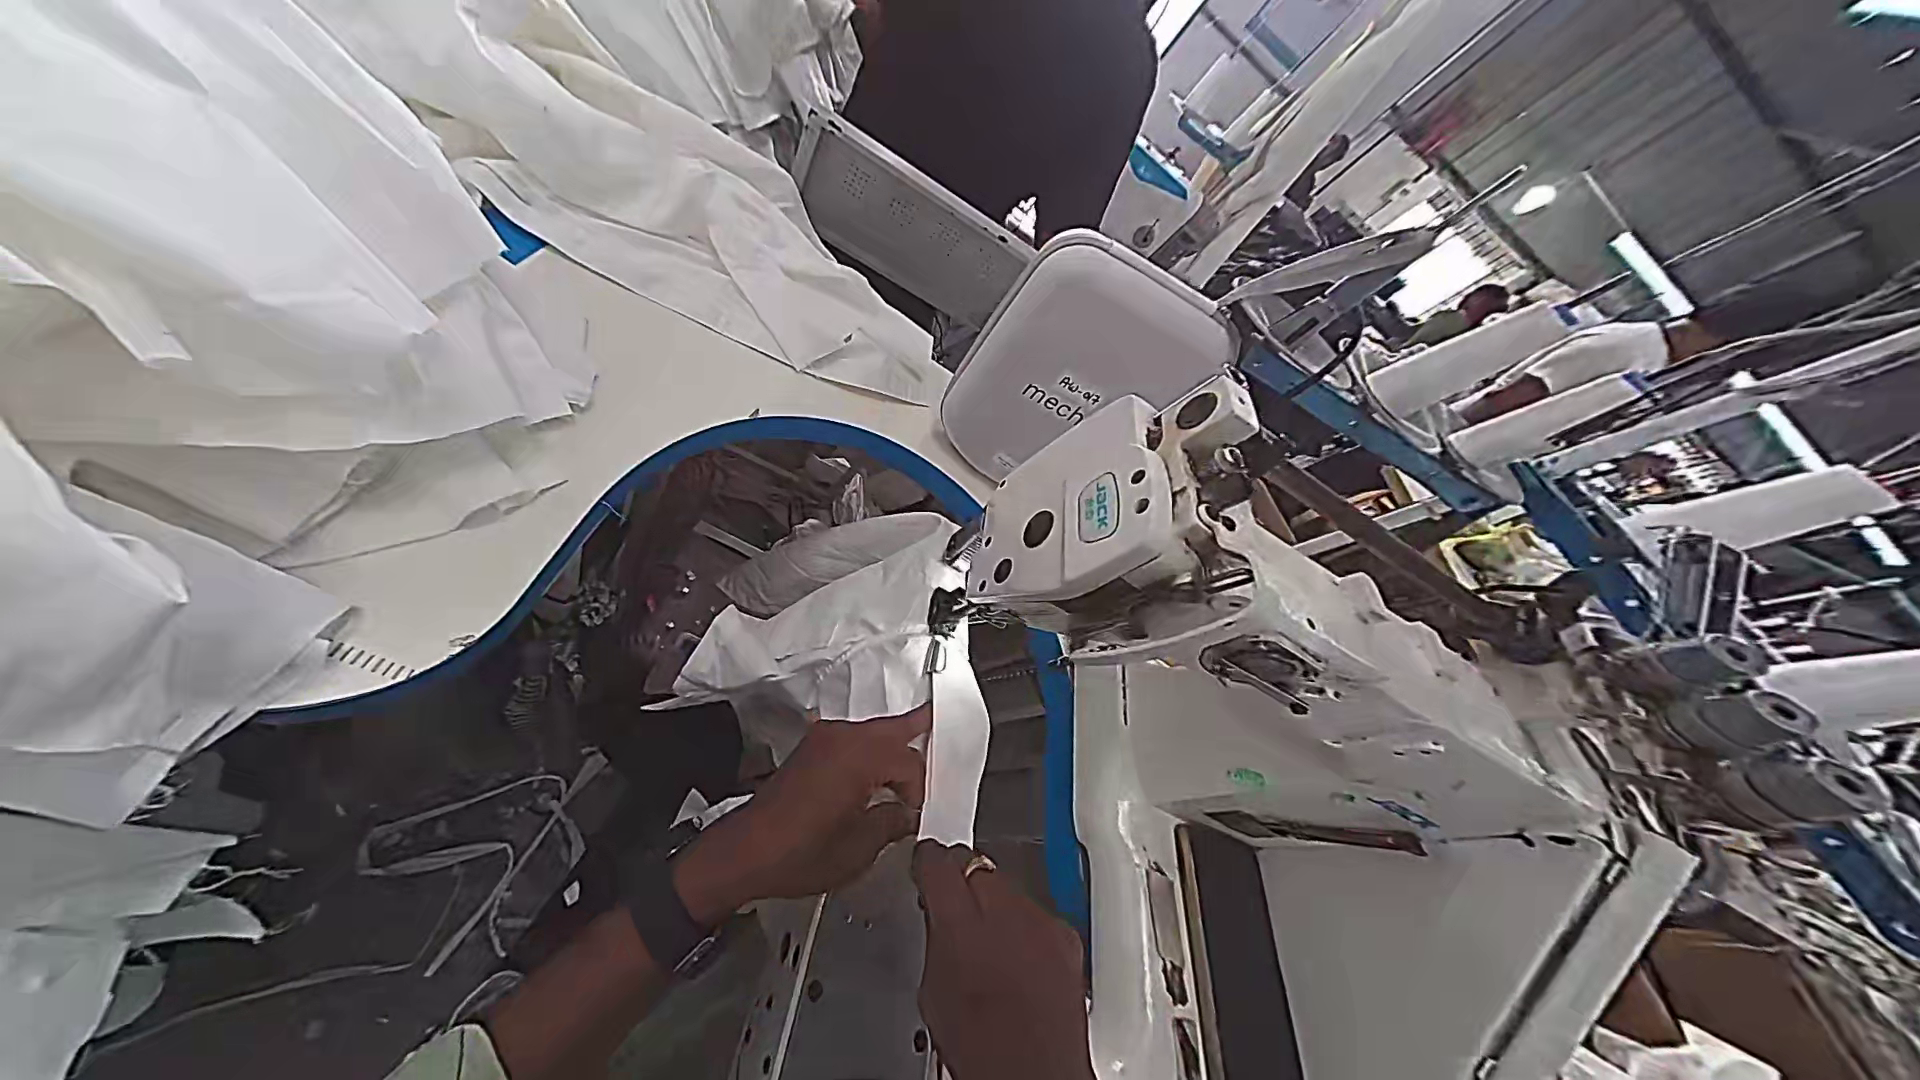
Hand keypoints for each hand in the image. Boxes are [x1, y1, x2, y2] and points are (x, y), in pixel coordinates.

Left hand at [672, 705, 929, 925]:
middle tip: (939, 733)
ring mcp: (824, 739)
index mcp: (860, 756)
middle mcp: (842, 738)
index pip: (910, 763)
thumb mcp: (860, 846)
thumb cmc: (794, 851)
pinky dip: (869, 750)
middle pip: (895, 729)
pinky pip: (852, 739)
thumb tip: (906, 814)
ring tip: (908, 765)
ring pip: (873, 732)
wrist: (745, 853)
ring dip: (892, 746)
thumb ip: (893, 822)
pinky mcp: (811, 748)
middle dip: (918, 736)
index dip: (919, 790)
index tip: (916, 812)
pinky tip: (875, 771)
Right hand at [914, 841, 1094, 1079]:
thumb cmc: (982, 1051)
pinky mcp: (1064, 933)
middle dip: (962, 877)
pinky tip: (1017, 956)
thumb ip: (935, 934)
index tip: (927, 863)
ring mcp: (1039, 920)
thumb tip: (937, 911)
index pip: (939, 861)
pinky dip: (1024, 924)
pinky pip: (1035, 911)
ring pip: (1007, 884)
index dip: (929, 860)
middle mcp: (1004, 911)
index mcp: (959, 924)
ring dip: (995, 901)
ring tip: (989, 941)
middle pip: (975, 863)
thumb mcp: (933, 988)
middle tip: (953, 903)